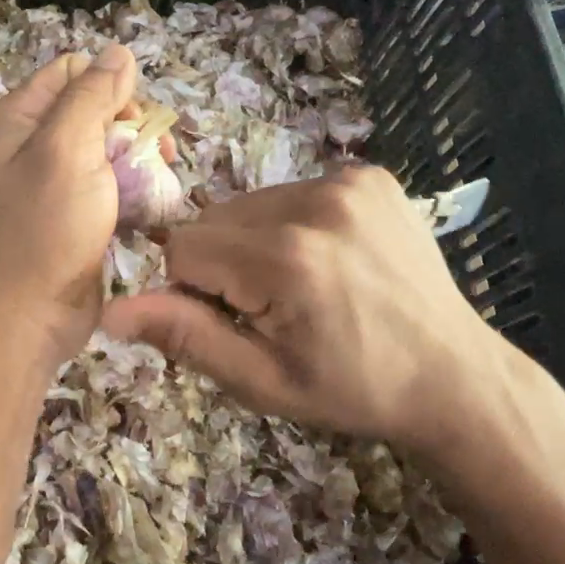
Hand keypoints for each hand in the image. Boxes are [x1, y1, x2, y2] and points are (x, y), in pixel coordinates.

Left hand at [0, 44, 138, 367]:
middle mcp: (29, 142)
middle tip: (161, 156)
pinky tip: (150, 206)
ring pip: (107, 147)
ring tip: (162, 182)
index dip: (110, 87)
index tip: (135, 121)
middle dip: (132, 126)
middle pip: (94, 108)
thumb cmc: (44, 230)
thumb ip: (92, 97)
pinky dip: (131, 189)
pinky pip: (107, 184)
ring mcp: (50, 181)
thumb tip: (119, 51)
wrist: (27, 319)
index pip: (73, 71)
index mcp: (17, 118)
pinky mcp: (70, 213)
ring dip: (139, 160)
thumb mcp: (67, 151)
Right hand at [100, 165, 517, 456]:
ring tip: (304, 282)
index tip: (236, 319)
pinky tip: (331, 257)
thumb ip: (184, 337)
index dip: (195, 289)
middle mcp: (314, 204)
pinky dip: (295, 221)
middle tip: (272, 307)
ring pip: (251, 203)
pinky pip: (295, 189)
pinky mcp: (370, 175)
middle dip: (224, 261)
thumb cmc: (351, 388)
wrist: (454, 377)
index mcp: (284, 260)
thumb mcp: (261, 381)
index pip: (183, 249)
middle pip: (216, 219)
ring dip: (257, 239)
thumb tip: (110, 312)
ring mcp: (347, 182)